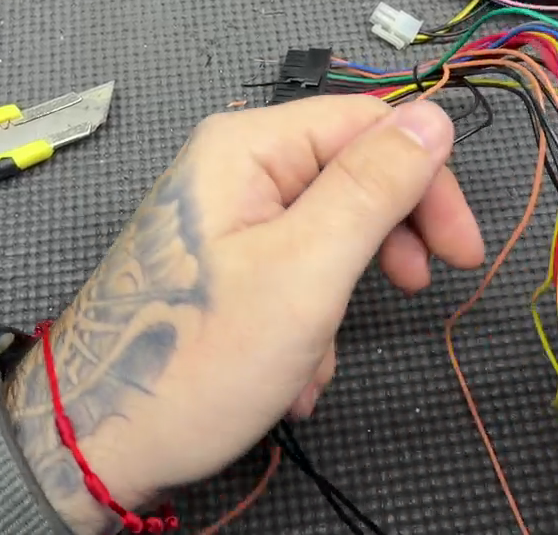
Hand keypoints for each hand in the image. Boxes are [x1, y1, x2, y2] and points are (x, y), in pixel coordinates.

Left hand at [2, 96, 483, 532]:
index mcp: (249, 145)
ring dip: (342, 291)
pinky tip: (289, 368)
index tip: (461, 249)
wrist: (97, 439)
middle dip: (388, 235)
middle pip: (348, 171)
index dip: (427, 176)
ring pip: (326, 227)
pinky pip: (293, 263)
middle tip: (418, 287)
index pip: (367, 123)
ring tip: (321, 352)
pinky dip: (308, 314)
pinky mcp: (223, 256)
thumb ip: (373, 187)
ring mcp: (227, 211)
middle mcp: (235, 164)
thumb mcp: (305, 268)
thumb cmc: (196, 353)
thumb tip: (433, 118)